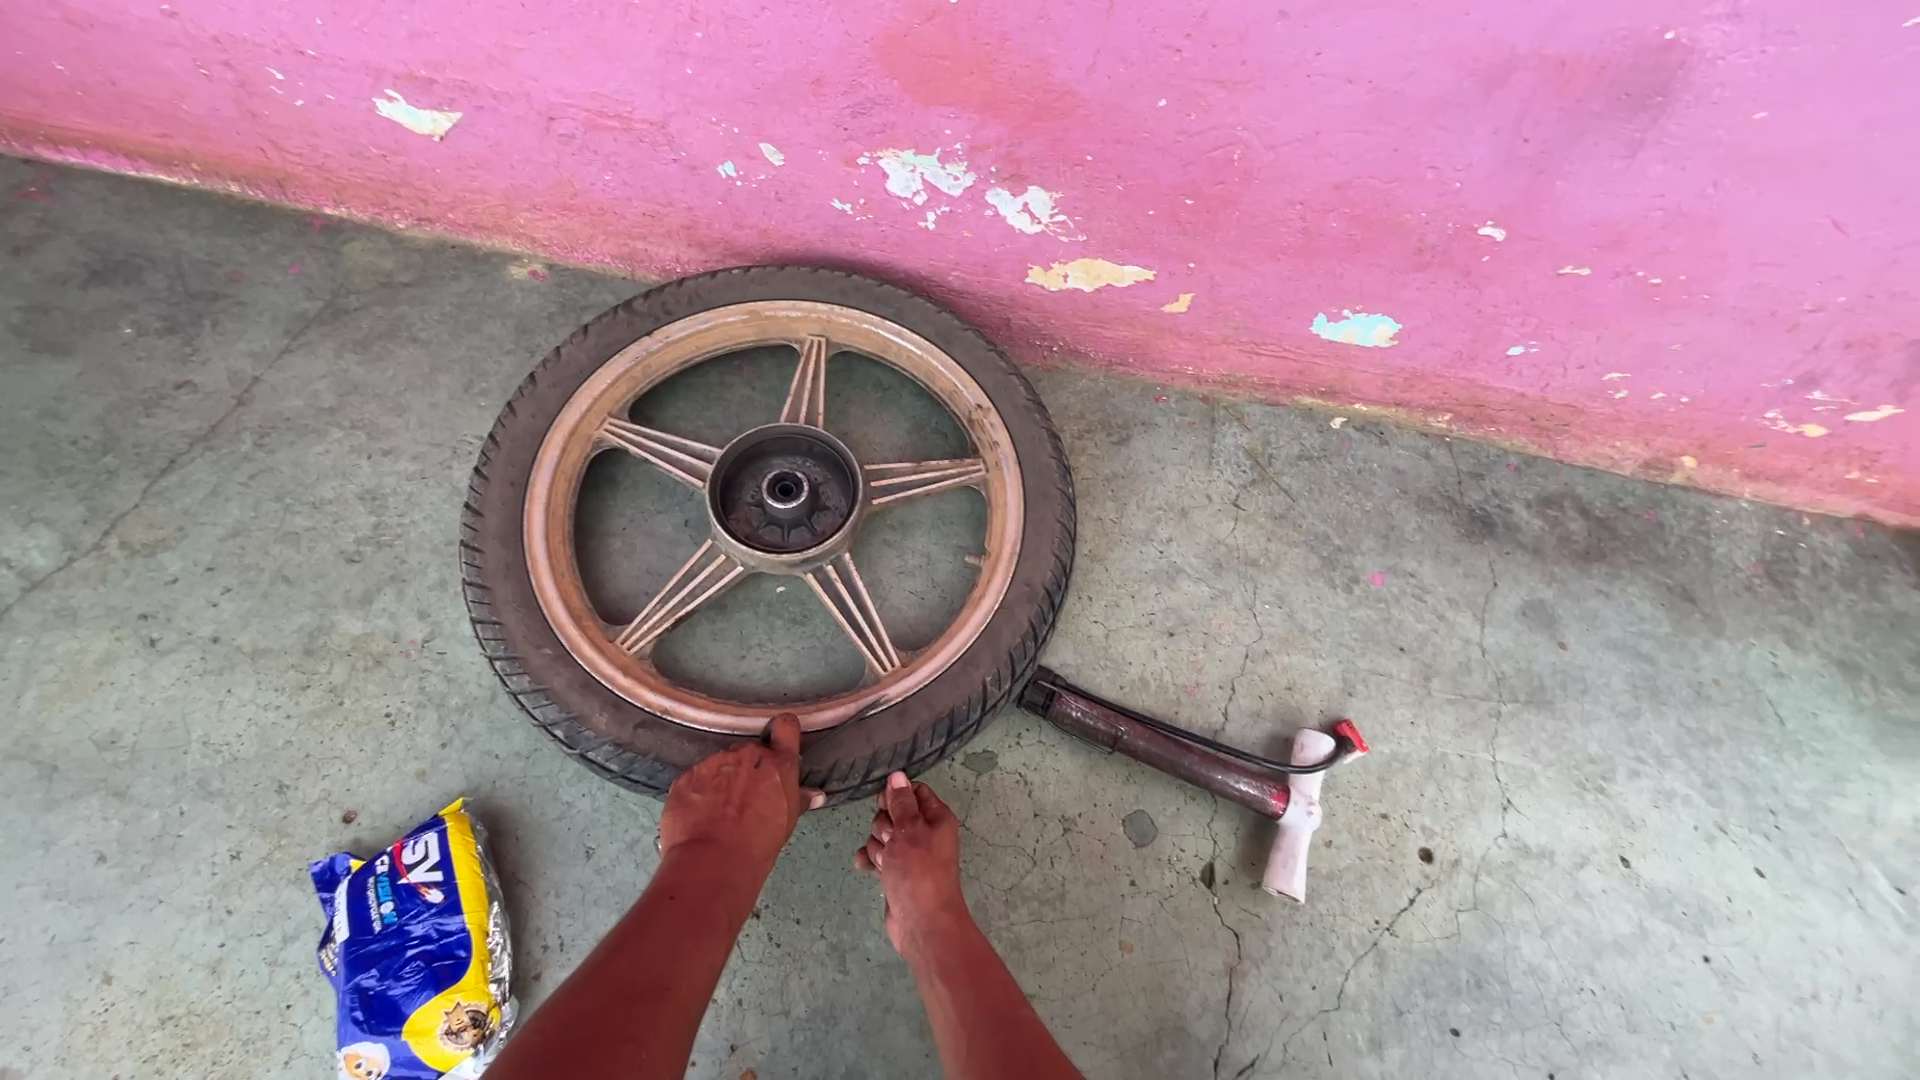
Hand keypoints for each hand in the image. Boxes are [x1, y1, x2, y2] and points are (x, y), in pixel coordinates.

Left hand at [659, 713, 824, 871]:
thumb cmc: (759, 842)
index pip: (786, 727)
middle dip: (749, 767)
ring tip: (720, 809)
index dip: (783, 732)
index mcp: (778, 762)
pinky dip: (698, 791)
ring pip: (721, 763)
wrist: (714, 860)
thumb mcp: (788, 821)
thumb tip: (815, 795)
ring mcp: (715, 762)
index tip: (780, 740)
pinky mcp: (687, 776)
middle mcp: (747, 754)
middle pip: (750, 751)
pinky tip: (700, 815)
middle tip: (747, 794)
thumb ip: (800, 799)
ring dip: (722, 778)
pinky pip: (696, 778)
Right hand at [855, 771, 967, 952]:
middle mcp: (924, 832)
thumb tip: (898, 775)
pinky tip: (866, 868)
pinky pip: (877, 857)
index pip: (914, 791)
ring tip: (886, 863)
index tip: (884, 804)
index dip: (896, 794)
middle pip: (894, 813)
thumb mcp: (910, 830)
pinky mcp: (896, 873)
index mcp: (936, 817)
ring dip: (878, 847)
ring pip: (882, 836)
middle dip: (884, 826)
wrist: (921, 923)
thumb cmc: (919, 872)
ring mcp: (910, 854)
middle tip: (891, 841)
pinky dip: (870, 861)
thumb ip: (901, 802)